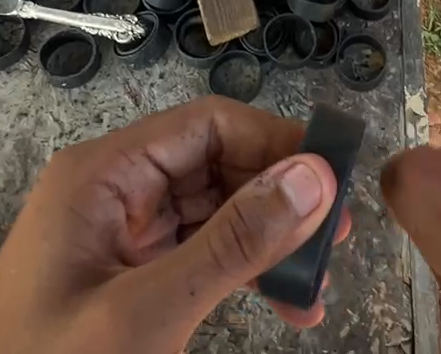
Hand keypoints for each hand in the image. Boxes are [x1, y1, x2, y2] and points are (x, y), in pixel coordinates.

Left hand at [0, 97, 348, 353]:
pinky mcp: (129, 276)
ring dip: (268, 240)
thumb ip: (234, 242)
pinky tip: (285, 303)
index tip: (333, 178)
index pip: (208, 124)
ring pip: (215, 209)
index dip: (275, 141)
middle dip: (277, 197)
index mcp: (104, 172)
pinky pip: (200, 253)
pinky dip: (242, 272)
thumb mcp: (147, 316)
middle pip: (216, 163)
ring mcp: (121, 233)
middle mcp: (114, 188)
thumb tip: (317, 175)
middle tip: (337, 237)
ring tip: (317, 281)